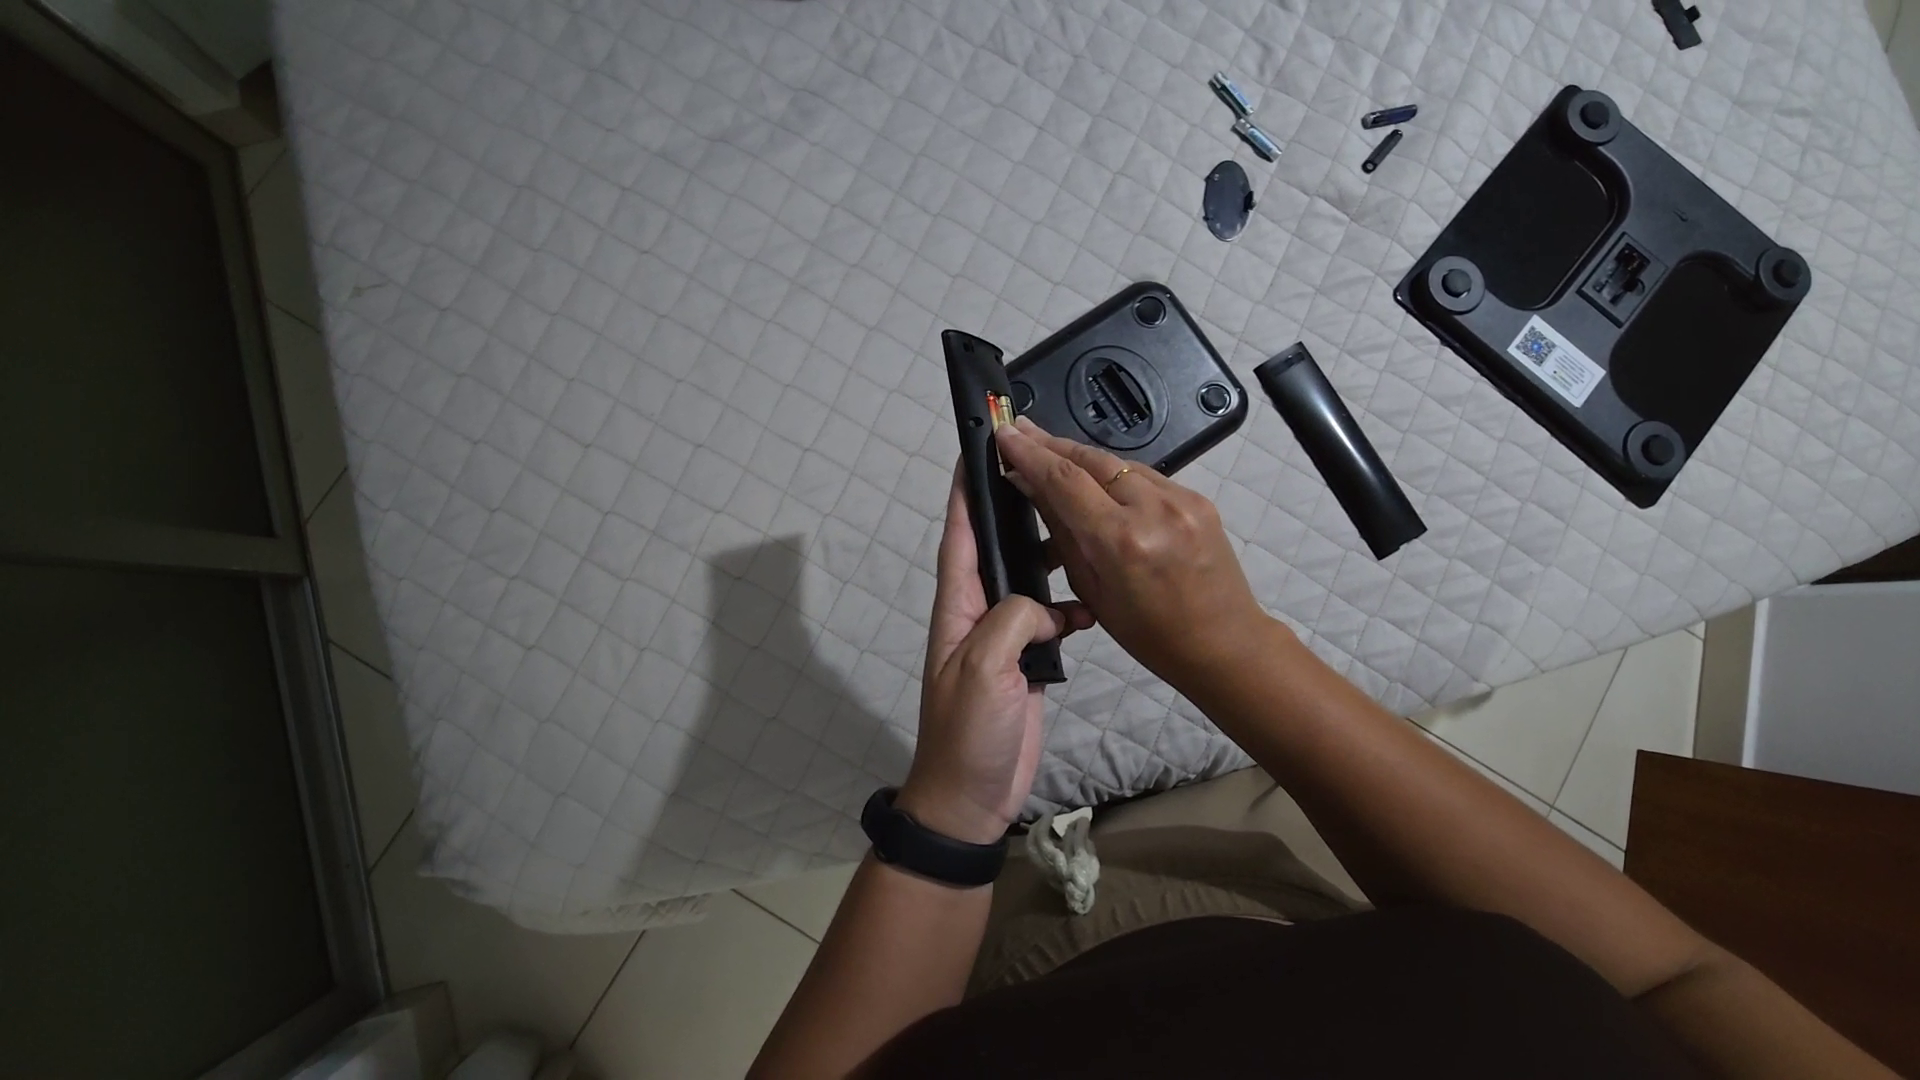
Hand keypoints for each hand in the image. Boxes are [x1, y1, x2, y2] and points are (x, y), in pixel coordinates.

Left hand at [899, 471, 1091, 845]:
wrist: (973, 795)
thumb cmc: (968, 731)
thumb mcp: (983, 667)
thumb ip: (1012, 619)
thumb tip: (1043, 606)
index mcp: (957, 606)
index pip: (960, 535)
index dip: (965, 492)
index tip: (975, 449)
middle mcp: (976, 612)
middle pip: (995, 549)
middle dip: (1013, 510)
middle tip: (1045, 473)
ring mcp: (1002, 637)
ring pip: (1027, 581)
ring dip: (1050, 557)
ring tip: (1082, 528)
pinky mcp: (1025, 661)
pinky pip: (1049, 619)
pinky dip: (1072, 607)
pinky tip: (1095, 604)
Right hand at [994, 416, 1279, 687]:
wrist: (1223, 642)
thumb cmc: (1148, 633)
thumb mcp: (1092, 589)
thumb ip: (1061, 532)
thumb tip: (1030, 487)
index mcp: (1120, 540)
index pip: (1064, 480)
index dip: (1030, 453)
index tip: (1004, 434)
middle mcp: (1152, 509)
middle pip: (1091, 459)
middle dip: (1051, 443)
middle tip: (1020, 429)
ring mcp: (1181, 499)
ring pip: (1118, 463)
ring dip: (1081, 456)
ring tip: (1050, 450)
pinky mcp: (1198, 498)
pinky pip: (1145, 476)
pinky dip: (1115, 474)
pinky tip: (1095, 477)